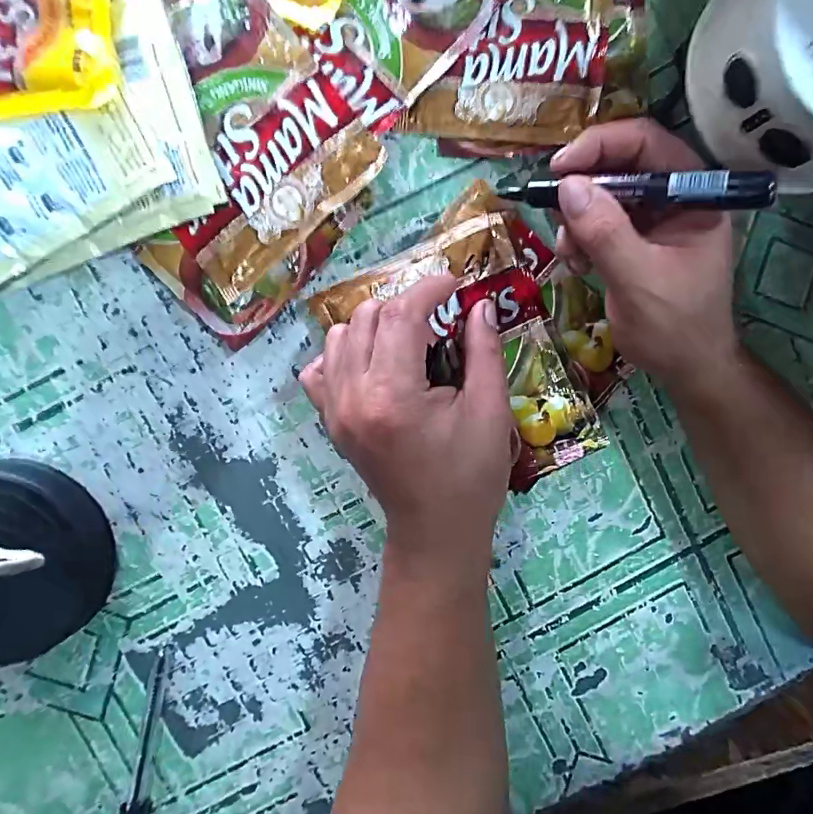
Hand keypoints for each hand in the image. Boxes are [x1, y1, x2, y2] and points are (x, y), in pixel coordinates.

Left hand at [299, 275, 514, 575]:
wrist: (436, 530)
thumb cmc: (471, 475)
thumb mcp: (490, 410)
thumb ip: (484, 351)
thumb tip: (481, 306)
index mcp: (393, 395)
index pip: (400, 316)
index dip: (429, 289)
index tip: (455, 283)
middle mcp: (352, 397)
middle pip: (367, 317)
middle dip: (406, 306)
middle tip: (441, 319)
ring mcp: (335, 410)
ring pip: (341, 335)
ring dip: (377, 326)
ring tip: (412, 341)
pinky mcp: (331, 421)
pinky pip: (322, 368)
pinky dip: (347, 353)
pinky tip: (378, 365)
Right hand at [550, 120, 742, 395]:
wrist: (689, 370)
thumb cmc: (676, 328)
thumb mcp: (639, 280)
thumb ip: (606, 231)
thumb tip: (568, 184)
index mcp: (695, 195)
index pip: (648, 143)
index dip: (602, 146)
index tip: (560, 167)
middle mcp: (676, 198)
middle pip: (622, 164)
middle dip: (584, 187)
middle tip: (555, 209)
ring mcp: (656, 219)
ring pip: (605, 193)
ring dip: (578, 216)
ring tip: (570, 251)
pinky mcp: (636, 239)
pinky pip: (600, 220)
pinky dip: (581, 236)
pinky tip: (577, 263)